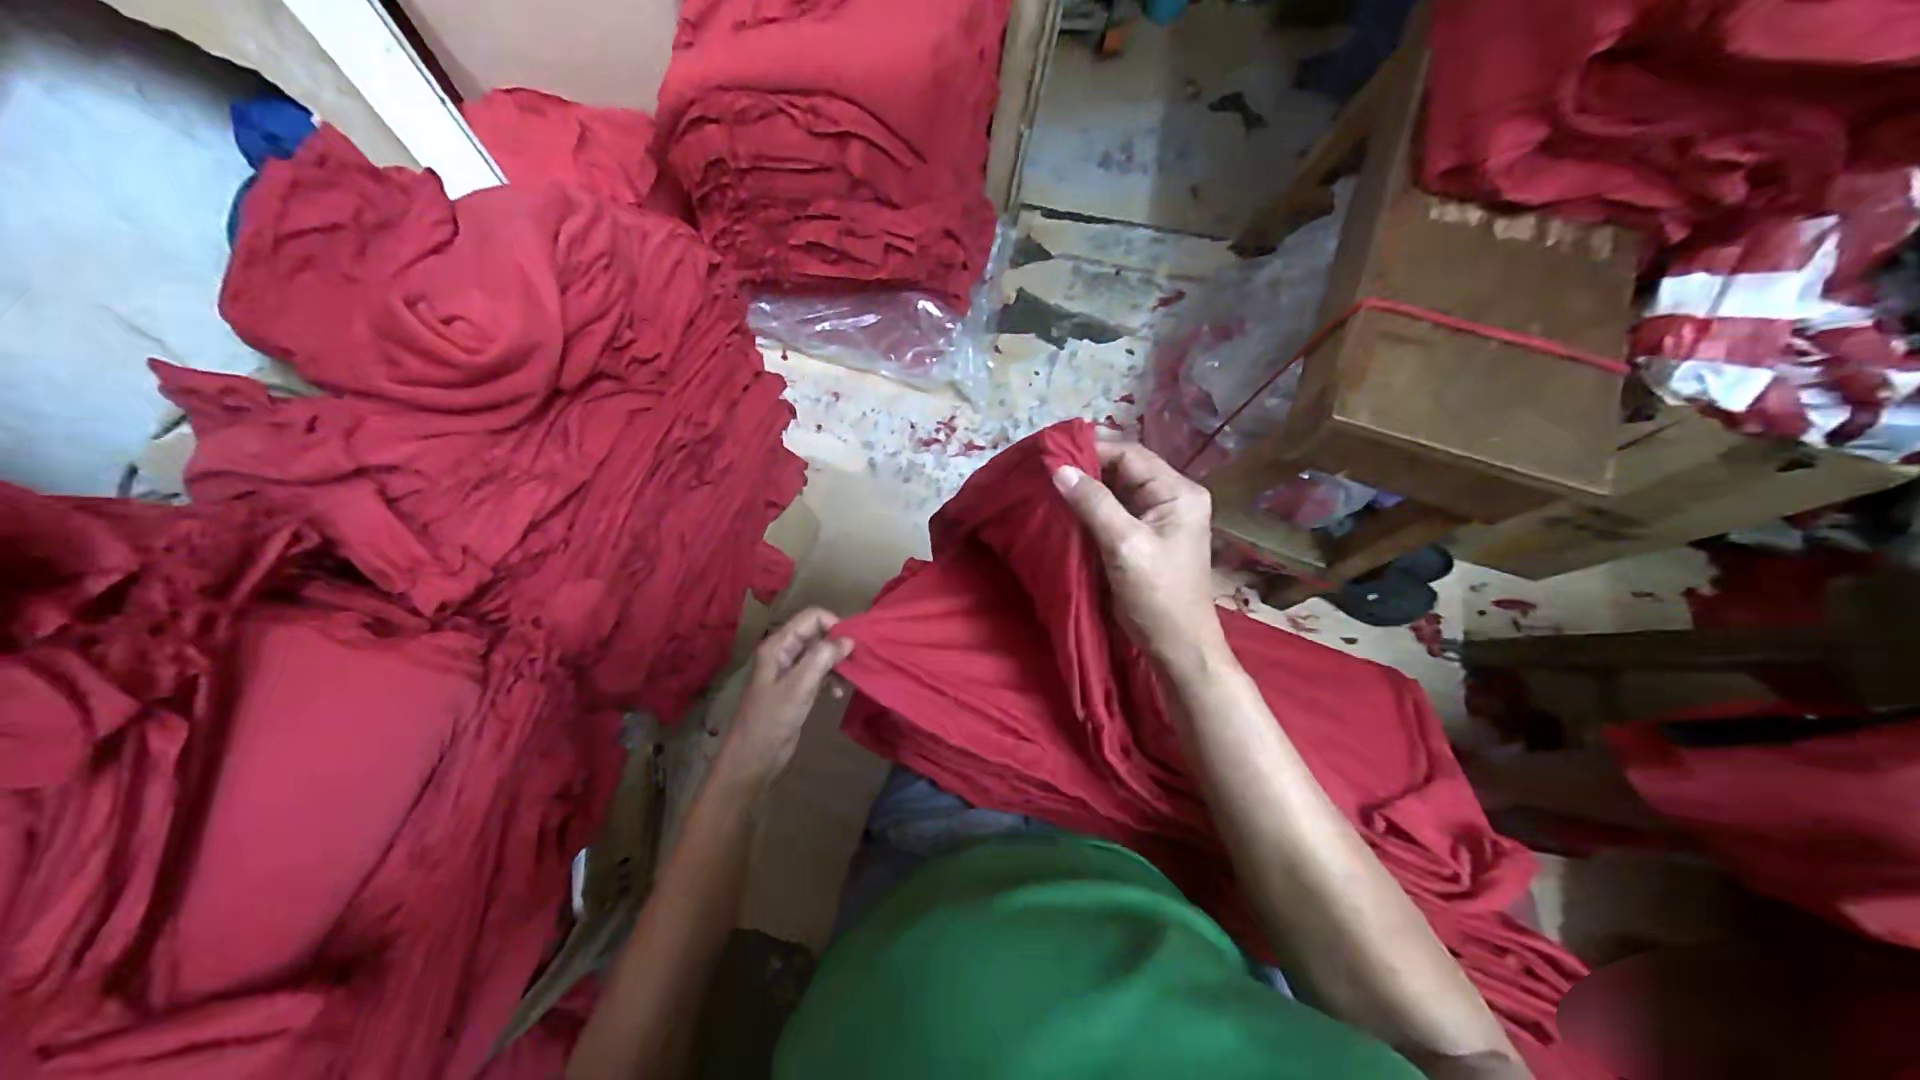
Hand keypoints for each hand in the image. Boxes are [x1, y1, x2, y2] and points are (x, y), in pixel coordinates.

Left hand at [718, 608, 852, 789]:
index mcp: (777, 645)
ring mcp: (790, 671)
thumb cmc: (772, 719)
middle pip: (817, 634)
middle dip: (838, 643)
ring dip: (837, 663)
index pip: (811, 617)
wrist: (754, 758)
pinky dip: (831, 679)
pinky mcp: (797, 689)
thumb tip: (848, 639)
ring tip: (850, 680)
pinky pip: (819, 673)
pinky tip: (838, 694)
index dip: (834, 624)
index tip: (852, 643)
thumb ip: (822, 658)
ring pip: (821, 654)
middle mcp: (783, 653)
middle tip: (857, 660)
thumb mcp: (799, 685)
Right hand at [1052, 441, 1227, 668]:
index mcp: (1178, 492)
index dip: (1092, 450)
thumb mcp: (1124, 546)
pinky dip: (1090, 511)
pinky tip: (1065, 511)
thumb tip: (1059, 469)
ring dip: (1086, 491)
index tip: (1052, 454)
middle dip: (1086, 469)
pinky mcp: (1144, 538)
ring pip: (1116, 492)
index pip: (1131, 455)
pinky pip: (1114, 513)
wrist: (1177, 647)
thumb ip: (1093, 504)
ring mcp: (1159, 519)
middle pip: (1123, 470)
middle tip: (1045, 470)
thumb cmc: (1158, 596)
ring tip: (1049, 487)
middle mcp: (1172, 498)